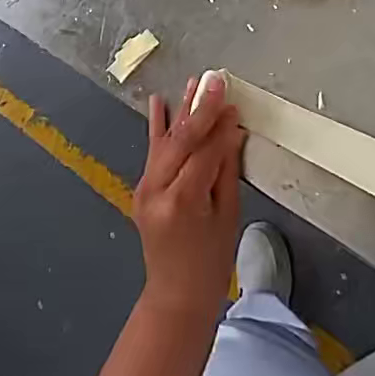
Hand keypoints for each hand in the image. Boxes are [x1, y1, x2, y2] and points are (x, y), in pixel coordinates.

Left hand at [134, 76, 245, 310]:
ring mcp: (144, 187)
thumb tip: (231, 131)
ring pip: (165, 141)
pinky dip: (157, 126)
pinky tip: (158, 101)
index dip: (220, 126)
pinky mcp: (141, 187)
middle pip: (181, 140)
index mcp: (182, 201)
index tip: (233, 102)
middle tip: (215, 79)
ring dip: (181, 110)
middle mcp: (157, 189)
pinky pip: (152, 151)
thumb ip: (224, 170)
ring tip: (194, 82)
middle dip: (199, 108)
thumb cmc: (211, 263)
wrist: (175, 296)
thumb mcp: (227, 216)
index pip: (203, 152)